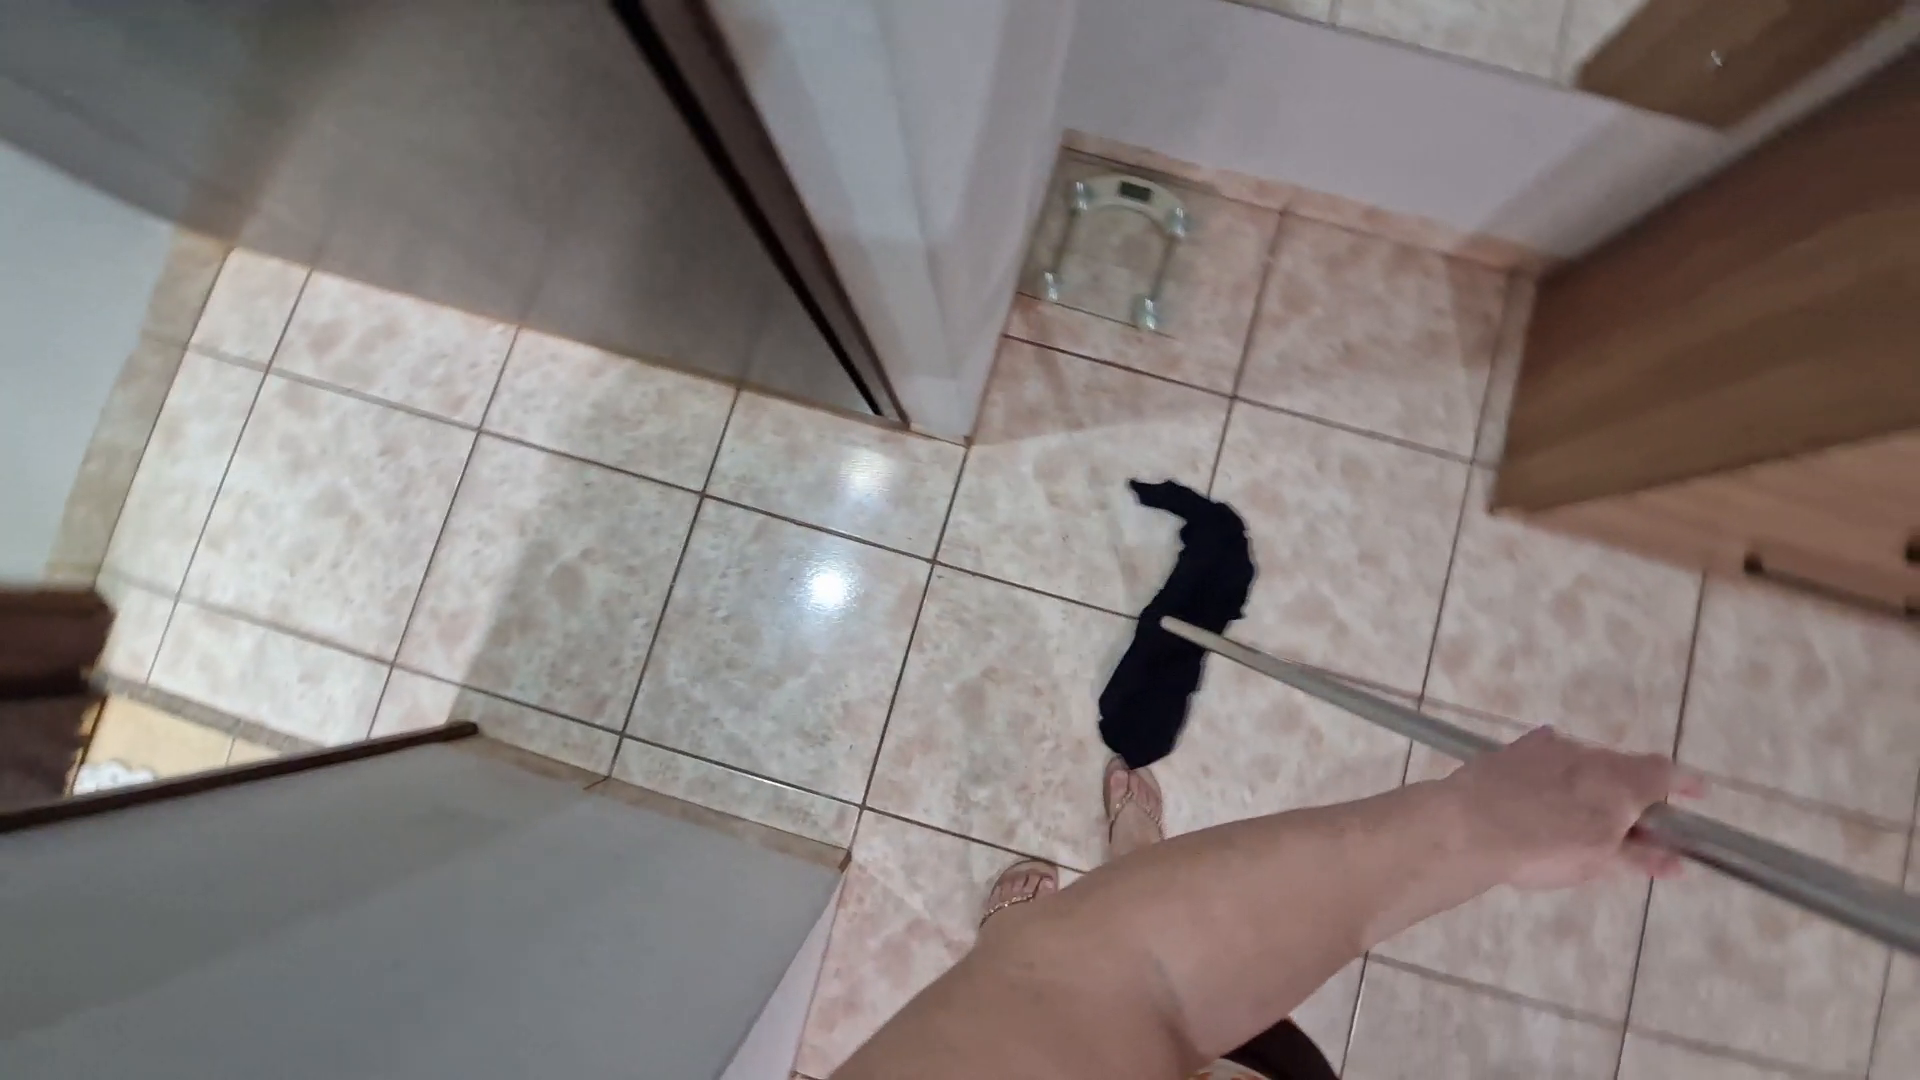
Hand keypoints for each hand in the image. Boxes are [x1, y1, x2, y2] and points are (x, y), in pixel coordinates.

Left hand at [1442, 726, 1705, 890]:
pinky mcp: (1507, 749)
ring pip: (1579, 759)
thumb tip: (1676, 860)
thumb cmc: (1540, 849)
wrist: (1465, 825)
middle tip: (1628, 819)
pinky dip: (1552, 769)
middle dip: (1629, 788)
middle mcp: (1584, 754)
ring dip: (1588, 779)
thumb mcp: (1598, 861)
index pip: (1664, 771)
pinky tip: (1544, 784)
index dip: (1683, 782)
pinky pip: (1542, 754)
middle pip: (1619, 764)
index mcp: (1618, 781)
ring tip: (1580, 809)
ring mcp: (1541, 747)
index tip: (1695, 794)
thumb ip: (1640, 856)